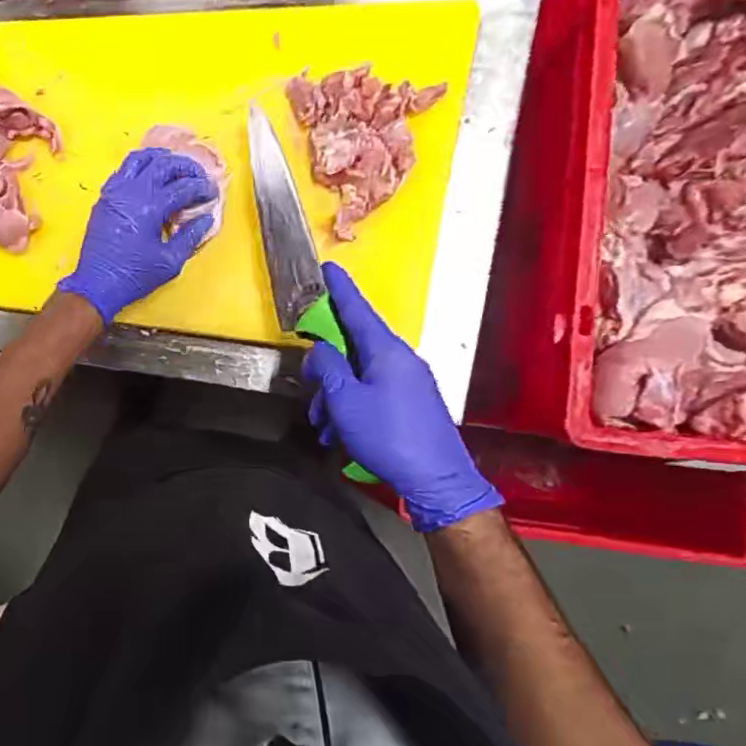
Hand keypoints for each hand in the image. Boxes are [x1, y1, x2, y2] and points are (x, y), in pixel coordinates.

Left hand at [55, 147, 218, 322]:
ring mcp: (115, 192)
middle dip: (186, 167)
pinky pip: (124, 170)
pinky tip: (149, 178)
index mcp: (150, 207)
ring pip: (141, 159)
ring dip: (161, 159)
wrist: (96, 285)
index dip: (201, 188)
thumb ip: (190, 237)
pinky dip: (141, 167)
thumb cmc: (134, 276)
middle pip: (164, 164)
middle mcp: (131, 192)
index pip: (183, 186)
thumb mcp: (170, 262)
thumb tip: (205, 218)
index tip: (211, 194)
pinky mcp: (104, 198)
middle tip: (198, 176)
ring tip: (175, 169)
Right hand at [302, 262, 502, 531]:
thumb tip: (320, 349)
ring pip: (358, 376)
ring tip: (324, 427)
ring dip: (334, 398)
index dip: (339, 290)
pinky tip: (339, 435)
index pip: (358, 311)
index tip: (328, 268)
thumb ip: (328, 368)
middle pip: (353, 348)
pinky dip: (350, 409)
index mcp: (386, 351)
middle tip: (311, 391)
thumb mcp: (345, 400)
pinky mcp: (409, 403)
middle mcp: (400, 360)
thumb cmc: (386, 434)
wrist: (434, 477)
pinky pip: (370, 393)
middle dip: (325, 370)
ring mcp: (407, 382)